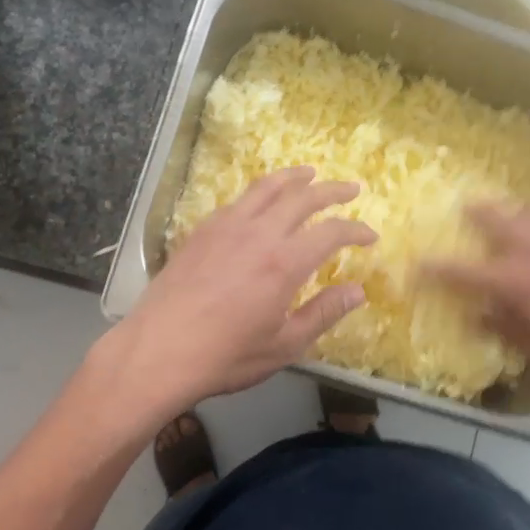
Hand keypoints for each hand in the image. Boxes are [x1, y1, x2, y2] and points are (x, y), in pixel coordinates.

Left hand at [99, 167, 376, 415]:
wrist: (159, 351)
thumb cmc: (226, 356)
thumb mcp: (285, 345)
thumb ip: (324, 314)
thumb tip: (358, 291)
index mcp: (284, 263)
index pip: (332, 233)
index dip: (356, 230)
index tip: (370, 236)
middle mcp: (258, 234)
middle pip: (302, 198)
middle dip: (332, 191)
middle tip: (351, 189)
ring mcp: (225, 228)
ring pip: (265, 188)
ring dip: (292, 178)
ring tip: (308, 174)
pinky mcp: (200, 232)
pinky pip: (236, 201)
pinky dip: (258, 193)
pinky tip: (259, 202)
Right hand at [428, 205, 529, 390]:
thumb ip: (509, 327)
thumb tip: (479, 314)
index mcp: (517, 282)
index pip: (465, 272)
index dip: (438, 269)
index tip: (418, 264)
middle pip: (499, 223)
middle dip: (479, 215)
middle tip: (465, 207)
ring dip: (514, 208)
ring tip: (506, 205)